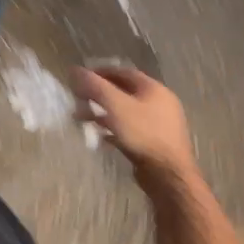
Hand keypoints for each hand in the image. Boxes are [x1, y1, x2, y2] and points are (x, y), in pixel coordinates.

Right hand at [72, 65, 196, 185]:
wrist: (168, 173)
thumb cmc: (142, 134)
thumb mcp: (115, 106)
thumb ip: (95, 86)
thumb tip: (75, 70)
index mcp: (154, 89)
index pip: (124, 72)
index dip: (101, 72)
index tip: (81, 77)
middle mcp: (160, 103)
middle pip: (124, 92)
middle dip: (99, 94)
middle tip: (80, 97)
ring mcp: (159, 123)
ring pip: (126, 111)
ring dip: (103, 112)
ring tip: (83, 117)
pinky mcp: (155, 141)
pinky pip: (130, 128)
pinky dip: (113, 127)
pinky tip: (100, 135)